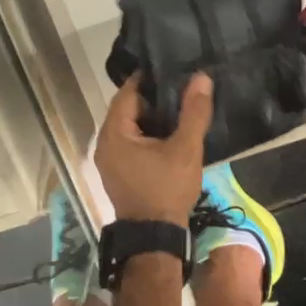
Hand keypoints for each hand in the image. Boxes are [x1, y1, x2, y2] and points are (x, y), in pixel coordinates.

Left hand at [94, 74, 211, 223]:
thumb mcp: (185, 148)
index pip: (128, 92)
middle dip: (153, 97)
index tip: (171, 68)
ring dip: (151, 116)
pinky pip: (130, 141)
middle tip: (180, 85)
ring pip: (130, 126)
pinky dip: (147, 133)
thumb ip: (193, 112)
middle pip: (127, 108)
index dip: (149, 78)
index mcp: (114, 133)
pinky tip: (169, 132)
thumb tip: (201, 77)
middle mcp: (105, 143)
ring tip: (179, 105)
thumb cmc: (167, 189)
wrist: (155, 237)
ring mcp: (109, 159)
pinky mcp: (118, 171)